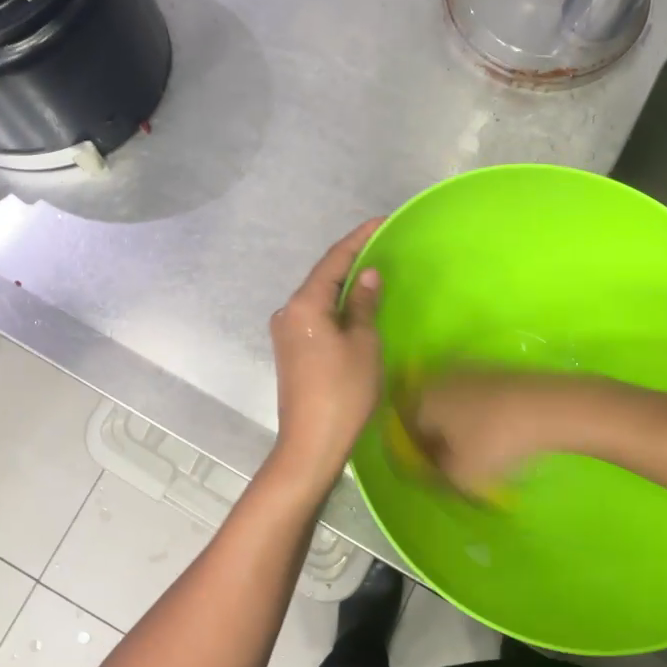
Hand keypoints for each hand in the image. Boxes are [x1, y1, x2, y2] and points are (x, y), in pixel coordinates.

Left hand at [269, 219, 385, 482]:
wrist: (310, 444)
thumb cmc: (343, 392)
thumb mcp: (363, 345)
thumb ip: (364, 305)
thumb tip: (366, 275)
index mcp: (304, 304)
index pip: (334, 260)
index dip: (358, 239)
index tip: (381, 222)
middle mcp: (287, 311)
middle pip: (322, 276)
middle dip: (351, 260)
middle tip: (381, 245)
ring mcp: (285, 332)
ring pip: (318, 298)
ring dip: (343, 284)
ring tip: (373, 272)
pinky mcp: (290, 351)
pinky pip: (315, 316)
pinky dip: (336, 306)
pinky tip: (355, 307)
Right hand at [409, 371, 585, 493]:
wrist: (547, 407)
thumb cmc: (494, 442)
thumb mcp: (459, 474)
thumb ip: (435, 476)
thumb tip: (431, 470)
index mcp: (420, 401)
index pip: (405, 431)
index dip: (418, 455)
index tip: (437, 472)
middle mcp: (436, 380)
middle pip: (427, 414)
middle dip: (438, 439)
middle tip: (458, 463)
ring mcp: (466, 371)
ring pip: (453, 406)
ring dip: (461, 427)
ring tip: (483, 450)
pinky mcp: (493, 370)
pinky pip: (476, 399)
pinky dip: (482, 416)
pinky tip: (501, 432)